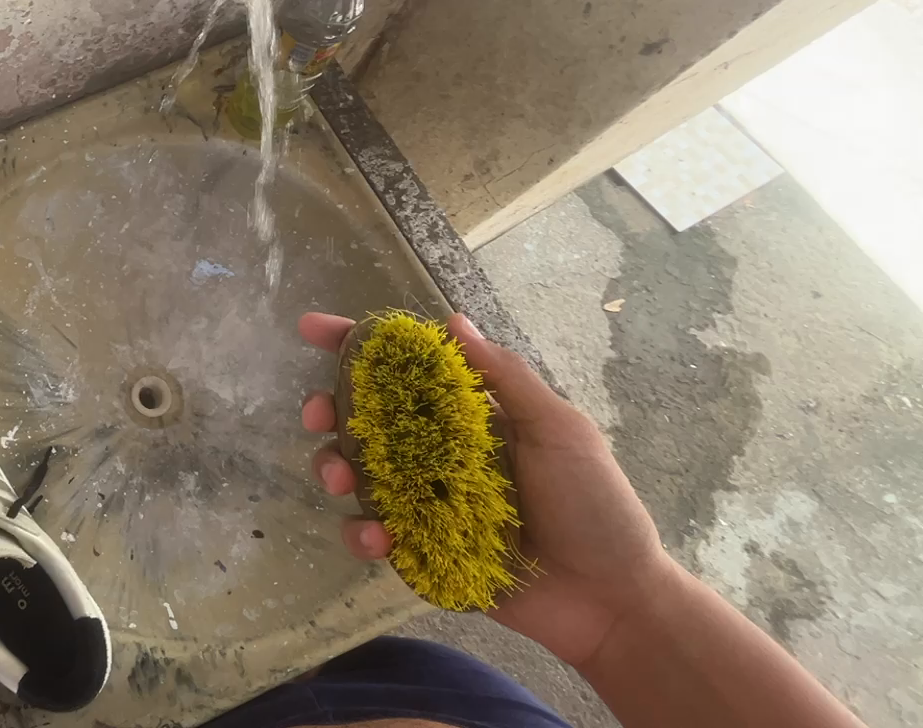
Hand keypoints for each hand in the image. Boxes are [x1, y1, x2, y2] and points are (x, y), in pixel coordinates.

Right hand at [299, 312, 681, 665]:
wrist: (612, 602)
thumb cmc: (595, 506)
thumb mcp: (560, 432)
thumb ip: (507, 379)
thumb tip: (452, 320)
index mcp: (460, 415)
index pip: (398, 368)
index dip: (351, 344)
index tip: (310, 328)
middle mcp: (429, 449)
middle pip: (356, 416)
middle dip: (324, 408)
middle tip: (316, 417)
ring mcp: (417, 498)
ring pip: (350, 469)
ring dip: (331, 466)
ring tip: (342, 481)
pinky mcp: (415, 545)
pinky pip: (368, 530)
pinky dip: (360, 532)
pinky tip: (379, 540)